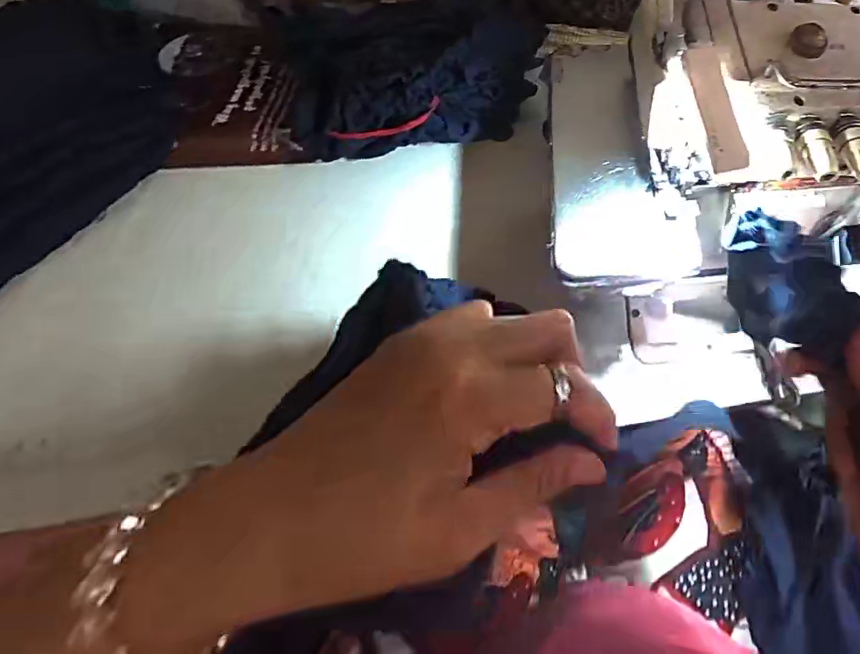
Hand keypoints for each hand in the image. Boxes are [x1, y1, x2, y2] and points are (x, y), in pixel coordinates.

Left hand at [121, 303, 617, 648]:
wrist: (254, 526)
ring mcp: (429, 336)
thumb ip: (534, 485)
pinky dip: (500, 344)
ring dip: (538, 356)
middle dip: (574, 375)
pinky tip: (486, 387)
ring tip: (531, 405)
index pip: (561, 388)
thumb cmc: (357, 542)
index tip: (605, 449)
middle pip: (552, 330)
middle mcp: (457, 349)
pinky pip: (477, 318)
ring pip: (518, 318)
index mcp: (469, 397)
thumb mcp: (455, 532)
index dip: (595, 416)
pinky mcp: (408, 339)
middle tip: (569, 423)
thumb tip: (591, 464)